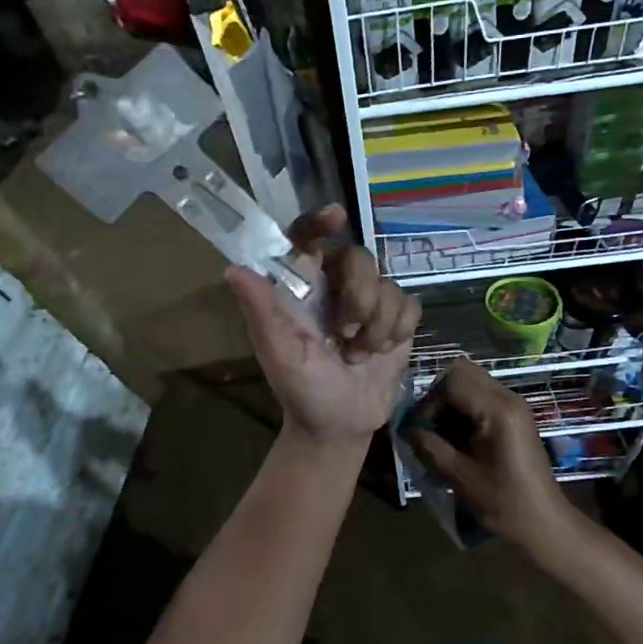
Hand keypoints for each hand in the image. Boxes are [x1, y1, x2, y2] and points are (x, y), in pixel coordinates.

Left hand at [225, 204, 418, 445]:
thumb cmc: (304, 392)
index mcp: (303, 290)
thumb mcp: (280, 354)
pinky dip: (398, 329)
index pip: (309, 241)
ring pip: (388, 284)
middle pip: (360, 259)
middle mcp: (336, 289)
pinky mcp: (396, 321)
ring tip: (360, 354)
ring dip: (378, 324)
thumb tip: (233, 268)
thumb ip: (262, 311)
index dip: (320, 223)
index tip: (337, 217)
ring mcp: (369, 303)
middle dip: (359, 298)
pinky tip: (384, 350)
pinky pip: (409, 304)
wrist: (343, 426)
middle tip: (346, 335)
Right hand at [405, 358, 577, 548]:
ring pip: (473, 382)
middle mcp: (509, 397)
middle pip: (463, 371)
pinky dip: (465, 409)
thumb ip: (429, 447)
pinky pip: (483, 396)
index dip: (429, 401)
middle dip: (439, 395)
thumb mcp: (459, 476)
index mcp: (498, 410)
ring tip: (443, 434)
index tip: (421, 429)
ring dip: (452, 402)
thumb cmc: (503, 502)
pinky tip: (459, 439)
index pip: (452, 381)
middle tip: (430, 426)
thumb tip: (407, 429)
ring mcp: (515, 405)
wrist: (543, 521)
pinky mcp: (515, 415)